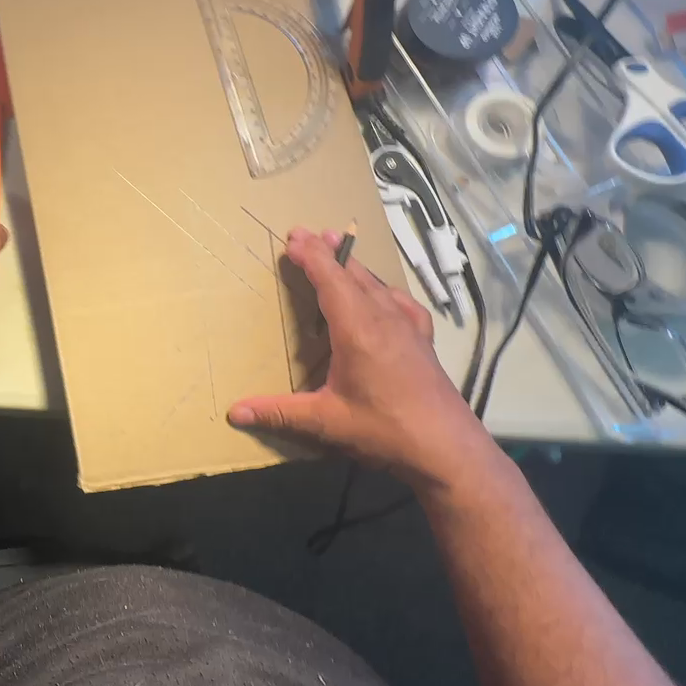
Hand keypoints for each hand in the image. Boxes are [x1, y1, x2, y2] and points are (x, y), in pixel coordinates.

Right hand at [228, 228, 493, 493]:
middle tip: (304, 233)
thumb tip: (235, 411)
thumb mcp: (327, 422)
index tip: (293, 238)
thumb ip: (280, 412)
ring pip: (377, 285)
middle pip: (353, 275)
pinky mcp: (423, 343)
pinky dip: (384, 289)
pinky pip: (401, 303)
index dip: (311, 257)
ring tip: (337, 248)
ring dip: (353, 265)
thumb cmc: (386, 431)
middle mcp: (384, 321)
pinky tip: (384, 294)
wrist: (450, 452)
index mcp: (358, 331)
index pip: (331, 281)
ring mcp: (408, 330)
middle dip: (327, 252)